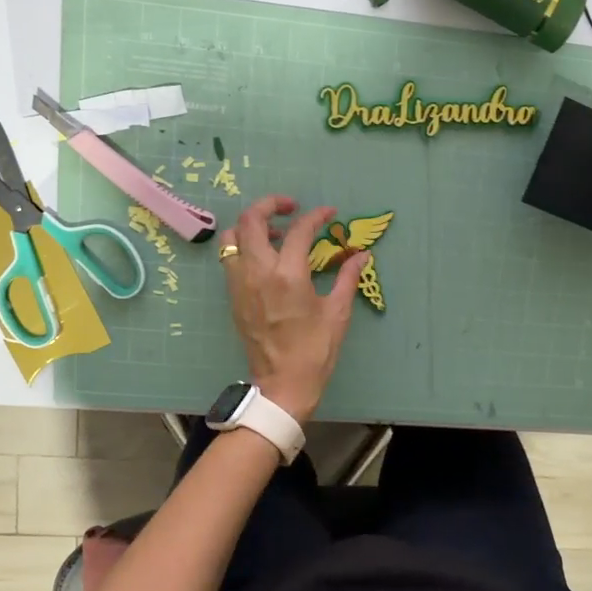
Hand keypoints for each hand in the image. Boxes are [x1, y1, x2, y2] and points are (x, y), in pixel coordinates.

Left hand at [219, 196, 368, 422]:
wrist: (282, 385)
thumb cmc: (314, 351)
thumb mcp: (337, 313)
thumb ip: (346, 278)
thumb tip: (360, 255)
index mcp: (288, 275)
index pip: (298, 230)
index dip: (316, 216)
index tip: (328, 214)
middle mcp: (258, 272)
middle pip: (251, 220)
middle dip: (270, 205)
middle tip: (291, 208)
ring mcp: (240, 284)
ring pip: (233, 237)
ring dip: (252, 226)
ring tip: (276, 234)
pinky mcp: (234, 296)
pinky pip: (231, 258)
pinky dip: (245, 246)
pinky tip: (267, 257)